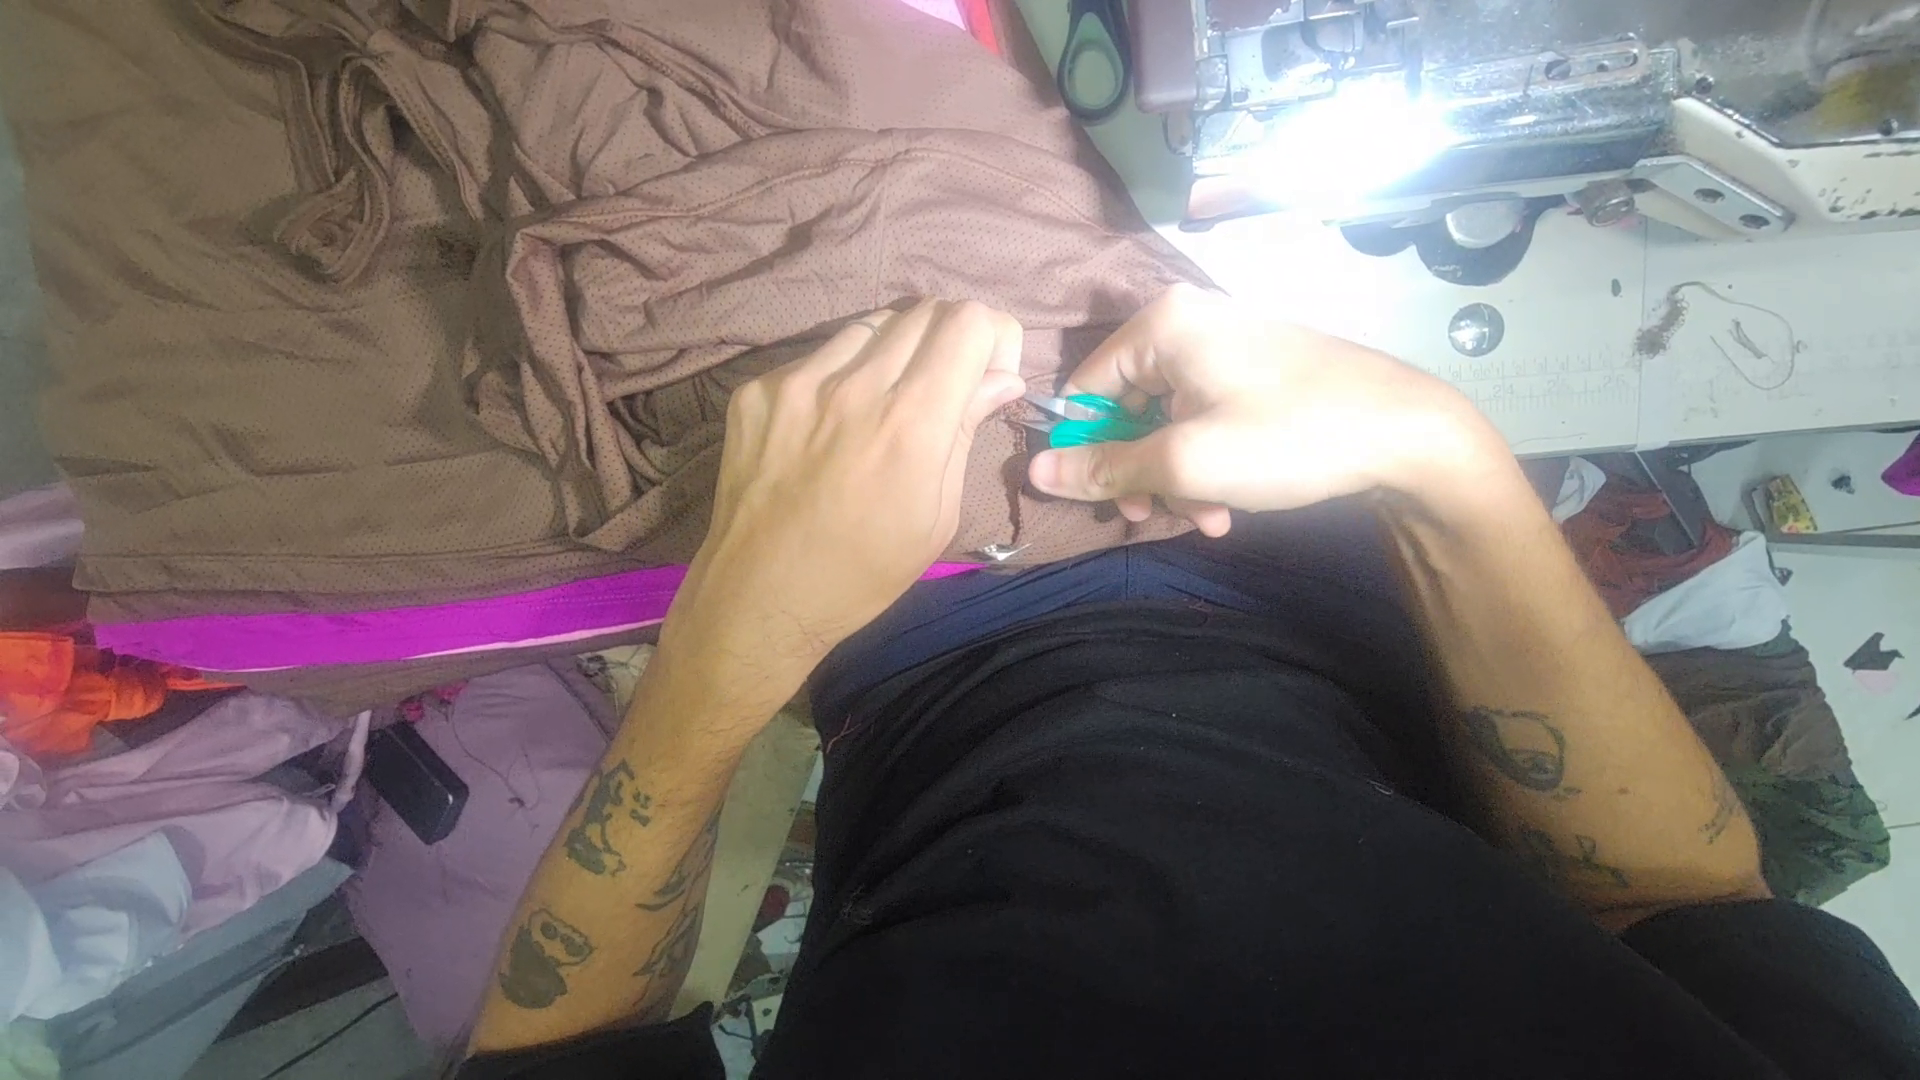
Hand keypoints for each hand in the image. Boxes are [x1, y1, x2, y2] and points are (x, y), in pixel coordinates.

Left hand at [662, 300, 1025, 707]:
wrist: (759, 598)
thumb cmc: (864, 572)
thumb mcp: (937, 517)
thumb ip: (966, 433)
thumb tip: (1002, 379)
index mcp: (910, 423)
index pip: (968, 321)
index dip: (994, 336)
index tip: (989, 372)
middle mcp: (854, 386)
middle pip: (925, 310)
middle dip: (951, 339)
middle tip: (946, 385)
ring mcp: (797, 382)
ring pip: (870, 325)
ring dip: (895, 353)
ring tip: (884, 404)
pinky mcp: (756, 391)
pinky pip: (818, 355)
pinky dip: (842, 374)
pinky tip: (833, 422)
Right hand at [1027, 284, 1506, 534]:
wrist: (1409, 434)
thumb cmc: (1286, 437)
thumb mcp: (1184, 461)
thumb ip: (1104, 467)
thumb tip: (1034, 471)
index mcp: (1161, 327)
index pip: (1084, 387)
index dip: (1083, 446)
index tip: (1101, 496)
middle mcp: (1188, 325)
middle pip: (1126, 408)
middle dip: (1139, 471)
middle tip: (1152, 514)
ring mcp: (1225, 346)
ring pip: (1166, 422)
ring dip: (1175, 478)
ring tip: (1206, 517)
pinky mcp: (1254, 371)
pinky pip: (1203, 418)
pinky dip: (1205, 463)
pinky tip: (1227, 503)